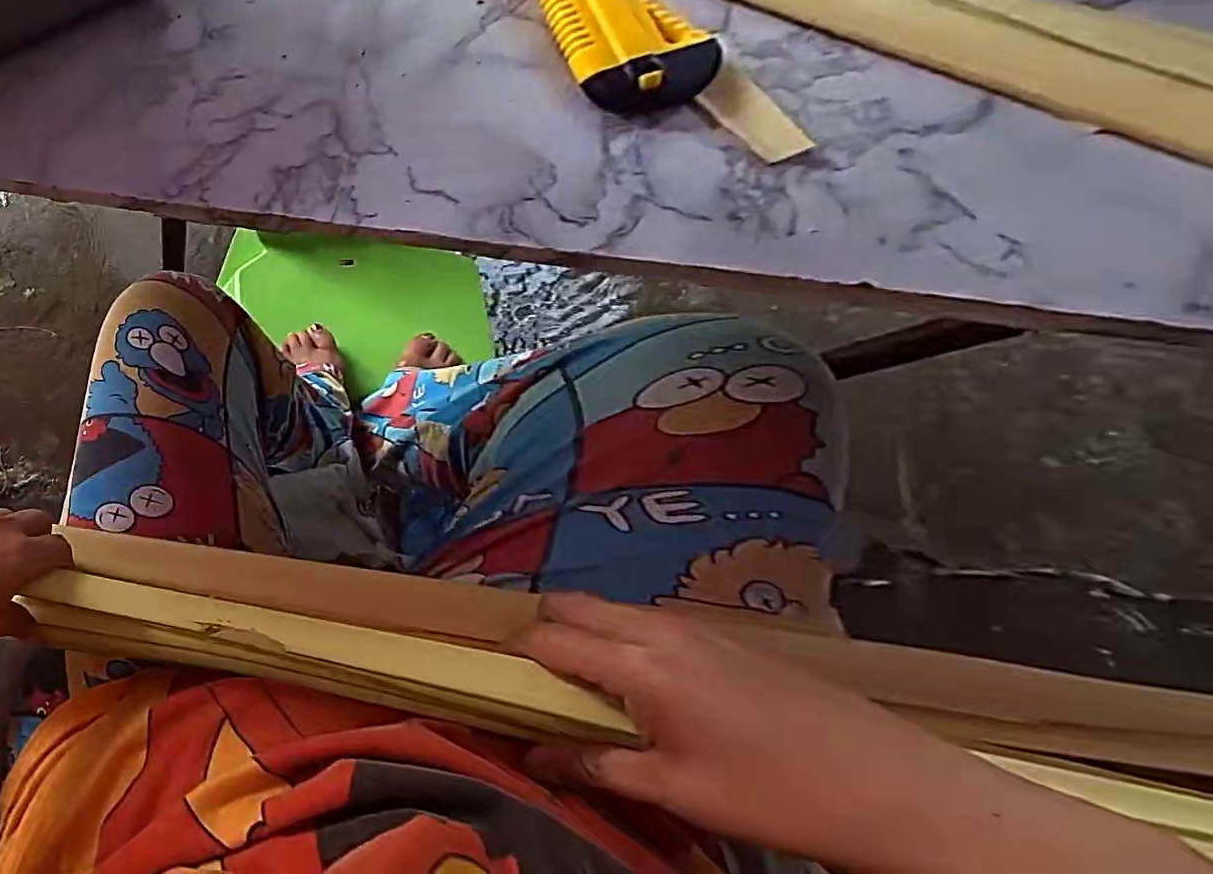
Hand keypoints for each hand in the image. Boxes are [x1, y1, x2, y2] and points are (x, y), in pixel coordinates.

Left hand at [0, 509, 71, 680]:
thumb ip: (20, 619)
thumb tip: (34, 622)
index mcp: (22, 555)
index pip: (59, 547)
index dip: (63, 561)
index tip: (59, 576)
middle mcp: (2, 530)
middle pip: (38, 520)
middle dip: (42, 538)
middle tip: (34, 566)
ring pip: (7, 518)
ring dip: (13, 534)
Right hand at [512, 594, 1203, 873]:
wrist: (897, 786)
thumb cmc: (777, 794)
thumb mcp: (681, 791)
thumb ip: (597, 766)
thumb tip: (532, 757)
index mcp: (638, 664)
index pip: (551, 638)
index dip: (518, 653)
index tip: (500, 674)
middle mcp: (654, 626)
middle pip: (571, 604)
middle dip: (542, 628)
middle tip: (537, 674)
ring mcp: (688, 623)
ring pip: (606, 607)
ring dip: (580, 629)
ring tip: (582, 678)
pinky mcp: (716, 631)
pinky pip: (640, 617)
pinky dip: (616, 632)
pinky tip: (639, 678)